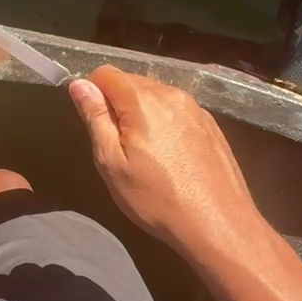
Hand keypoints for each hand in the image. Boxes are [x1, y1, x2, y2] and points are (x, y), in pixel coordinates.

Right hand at [70, 65, 264, 256]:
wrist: (222, 228)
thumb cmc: (157, 199)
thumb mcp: (112, 163)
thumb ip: (95, 118)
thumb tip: (79, 84)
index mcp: (142, 100)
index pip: (105, 73)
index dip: (93, 93)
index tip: (97, 125)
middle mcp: (170, 93)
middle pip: (130, 81)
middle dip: (117, 103)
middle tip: (120, 145)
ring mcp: (195, 107)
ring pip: (153, 94)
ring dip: (141, 112)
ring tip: (146, 152)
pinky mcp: (210, 124)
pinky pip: (175, 109)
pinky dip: (164, 121)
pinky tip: (170, 155)